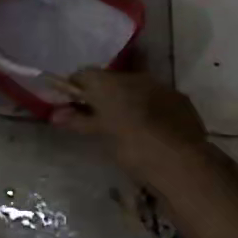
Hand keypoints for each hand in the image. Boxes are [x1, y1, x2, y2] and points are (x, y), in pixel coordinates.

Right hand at [50, 69, 209, 165]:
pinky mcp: (179, 98)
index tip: (72, 105)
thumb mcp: (102, 135)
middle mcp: (133, 76)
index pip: (84, 75)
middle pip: (110, 80)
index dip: (75, 89)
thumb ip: (79, 121)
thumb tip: (56, 115)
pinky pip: (157, 98)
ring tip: (125, 125)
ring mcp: (159, 85)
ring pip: (135, 87)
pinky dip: (150, 108)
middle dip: (102, 94)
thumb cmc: (132, 148)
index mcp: (110, 82)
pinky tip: (152, 129)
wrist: (181, 162)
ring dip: (127, 100)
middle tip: (97, 118)